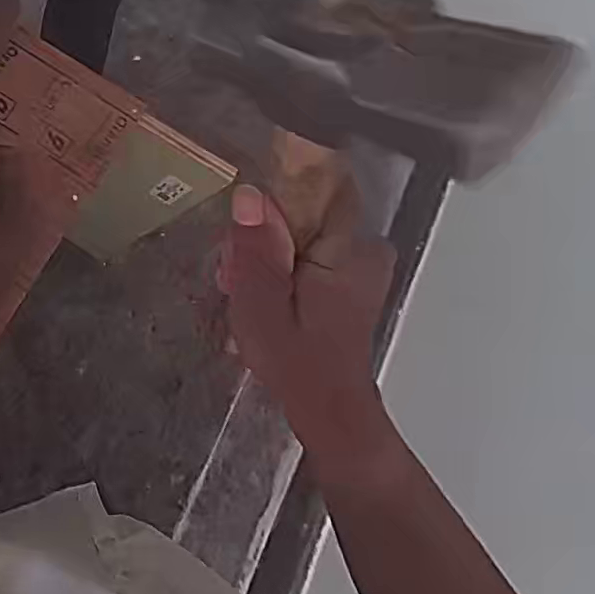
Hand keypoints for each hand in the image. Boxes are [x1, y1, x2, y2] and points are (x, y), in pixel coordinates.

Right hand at [220, 184, 395, 433]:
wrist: (326, 406)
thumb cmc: (293, 357)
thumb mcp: (260, 301)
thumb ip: (256, 247)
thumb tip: (248, 194)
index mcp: (345, 250)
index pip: (318, 187)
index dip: (272, 194)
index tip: (241, 220)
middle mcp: (363, 249)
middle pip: (301, 212)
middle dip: (259, 234)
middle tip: (231, 273)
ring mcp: (360, 265)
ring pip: (299, 234)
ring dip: (264, 253)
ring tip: (239, 288)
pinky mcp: (349, 280)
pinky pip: (305, 252)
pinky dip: (278, 267)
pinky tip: (259, 294)